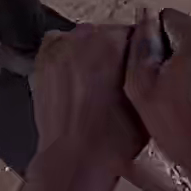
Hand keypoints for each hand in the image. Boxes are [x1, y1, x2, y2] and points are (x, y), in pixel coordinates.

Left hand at [30, 24, 145, 185]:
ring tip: (92, 82)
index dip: (137, 53)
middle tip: (115, 79)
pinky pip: (58, 46)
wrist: (75, 157)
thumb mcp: (146, 99)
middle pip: (106, 34)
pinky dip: (65, 56)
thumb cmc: (115, 136)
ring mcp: (60, 46)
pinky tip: (72, 77)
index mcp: (115, 40)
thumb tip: (148, 58)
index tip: (137, 68)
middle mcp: (85, 35)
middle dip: (112, 52)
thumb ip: (146, 69)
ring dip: (88, 53)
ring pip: (82, 40)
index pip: (134, 33)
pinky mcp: (42, 60)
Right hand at [123, 10, 190, 190]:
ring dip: (185, 67)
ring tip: (180, 101)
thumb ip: (140, 44)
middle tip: (163, 91)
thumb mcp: (143, 85)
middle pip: (183, 32)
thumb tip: (144, 14)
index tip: (152, 75)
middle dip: (169, 54)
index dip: (151, 45)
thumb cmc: (181, 125)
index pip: (164, 18)